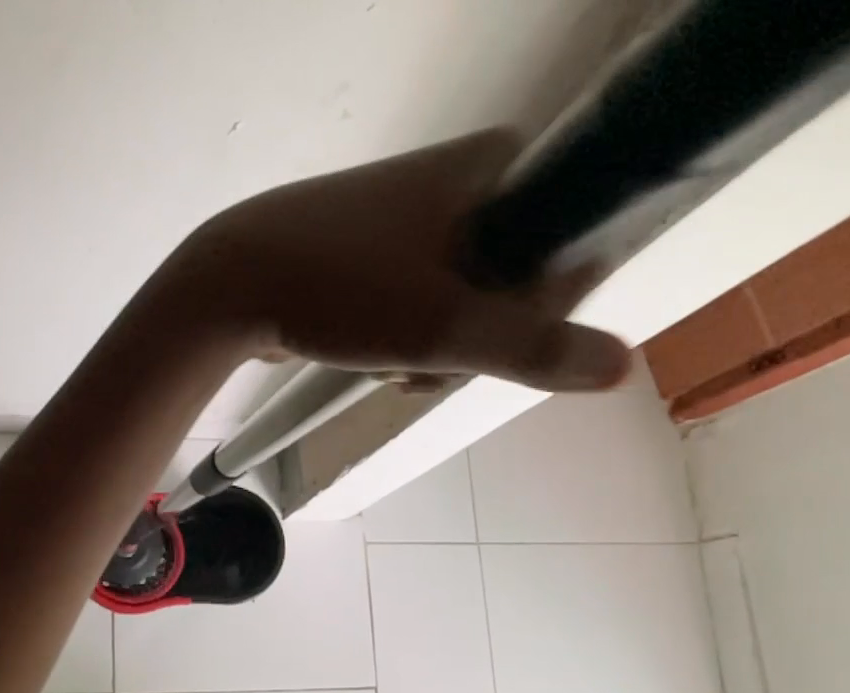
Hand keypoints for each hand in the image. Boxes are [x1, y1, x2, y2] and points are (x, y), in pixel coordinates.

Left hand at [168, 129, 630, 391]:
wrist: (227, 287)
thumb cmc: (340, 290)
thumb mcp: (443, 326)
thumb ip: (533, 348)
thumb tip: (621, 366)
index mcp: (495, 165)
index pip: (574, 235)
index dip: (549, 301)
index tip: (504, 336)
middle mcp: (460, 178)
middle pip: (519, 276)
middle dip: (484, 334)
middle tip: (439, 360)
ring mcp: (413, 215)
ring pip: (468, 297)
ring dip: (444, 346)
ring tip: (403, 369)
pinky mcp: (375, 250)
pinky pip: (425, 299)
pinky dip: (412, 336)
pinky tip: (386, 365)